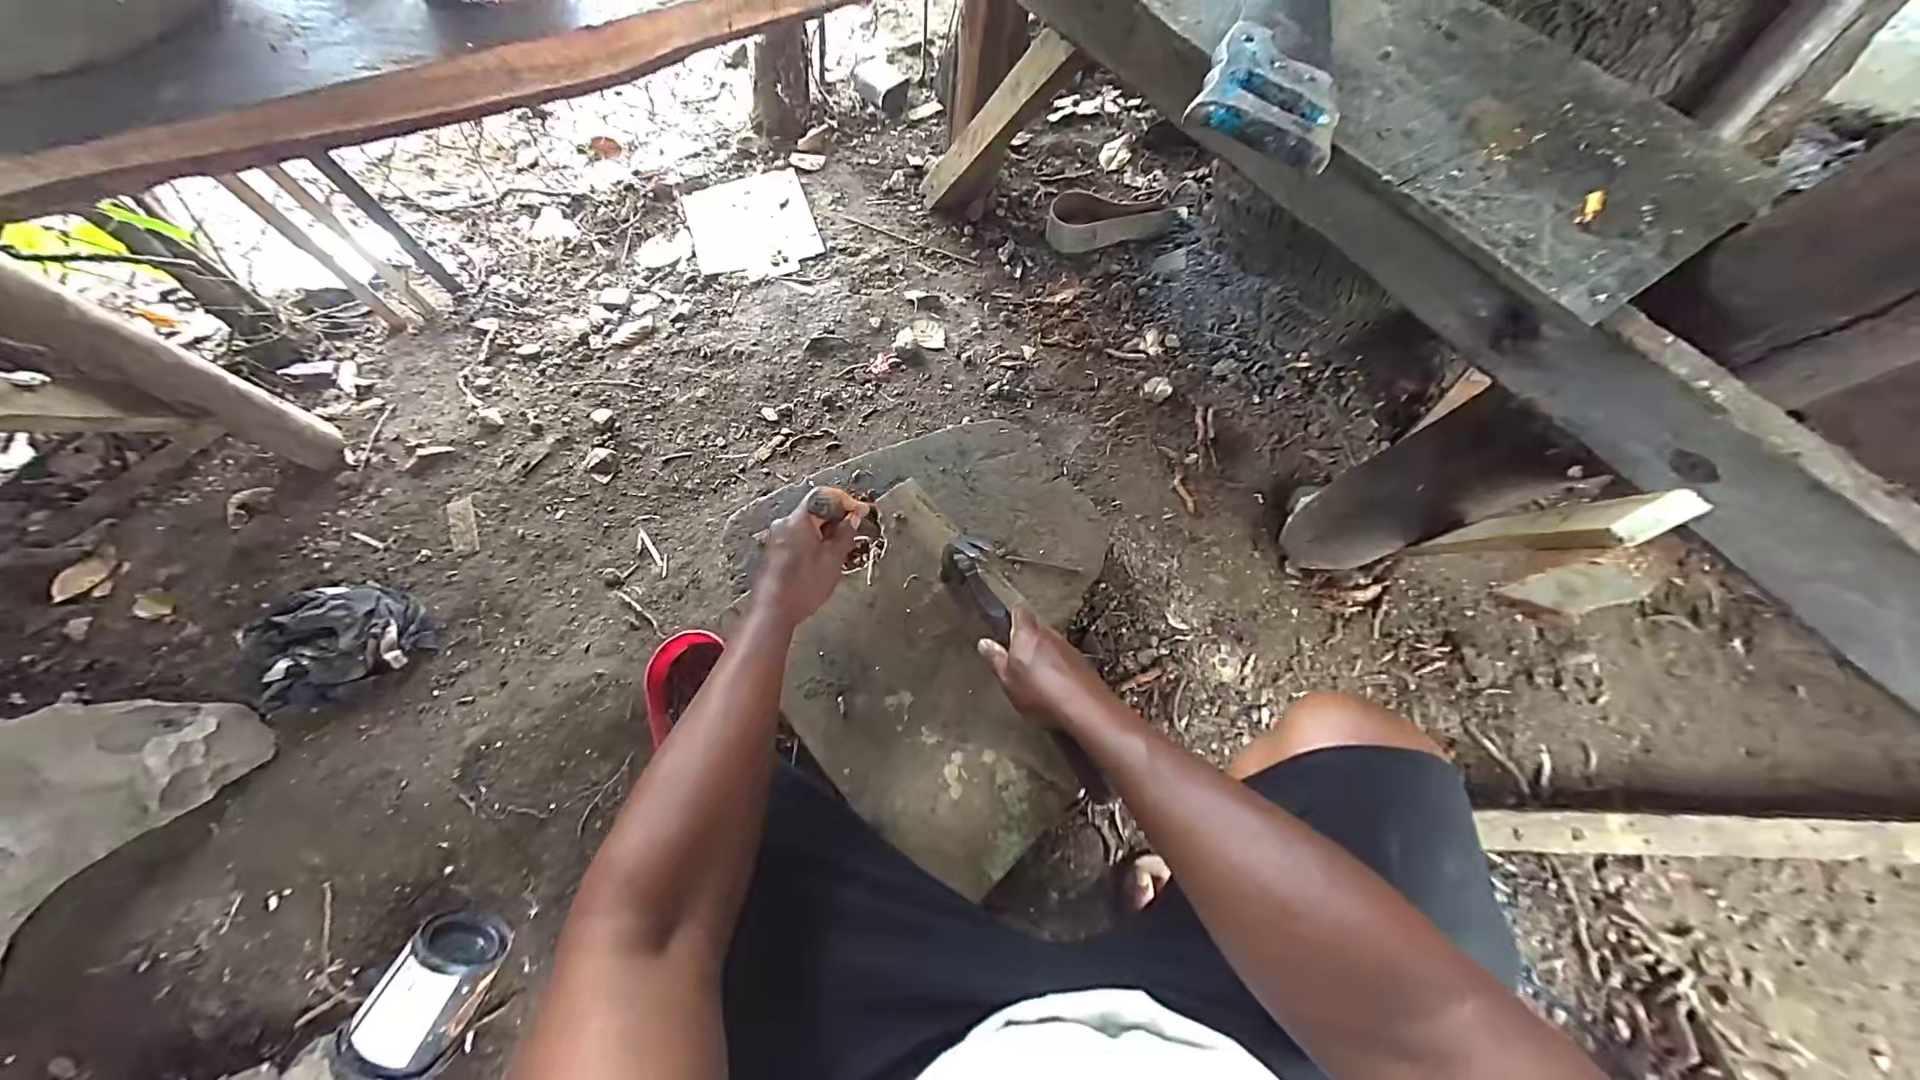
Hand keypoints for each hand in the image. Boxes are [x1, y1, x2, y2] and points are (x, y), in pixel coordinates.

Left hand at [751, 496, 864, 628]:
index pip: (823, 496)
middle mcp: (784, 523)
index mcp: (798, 520)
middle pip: (815, 510)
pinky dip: (815, 542)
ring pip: (808, 526)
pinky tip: (826, 558)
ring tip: (844, 549)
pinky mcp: (776, 552)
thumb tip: (853, 518)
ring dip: (827, 532)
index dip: (846, 501)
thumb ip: (845, 534)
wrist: (773, 611)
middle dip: (838, 518)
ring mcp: (777, 538)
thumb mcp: (833, 559)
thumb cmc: (804, 585)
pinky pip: (799, 538)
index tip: (861, 512)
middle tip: (855, 532)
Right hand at [976, 606, 1112, 728]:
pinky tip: (1053, 687)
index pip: (1019, 611)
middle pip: (1036, 627)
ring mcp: (1069, 648)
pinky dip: (1057, 668)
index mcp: (1028, 633)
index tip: (1004, 627)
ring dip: (1043, 654)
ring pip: (1051, 644)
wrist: (1085, 708)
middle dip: (1026, 639)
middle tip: (1015, 658)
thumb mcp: (1008, 681)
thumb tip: (984, 643)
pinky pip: (1064, 659)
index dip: (1011, 617)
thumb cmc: (1042, 694)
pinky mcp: (1082, 663)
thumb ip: (995, 659)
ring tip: (1033, 677)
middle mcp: (1050, 634)